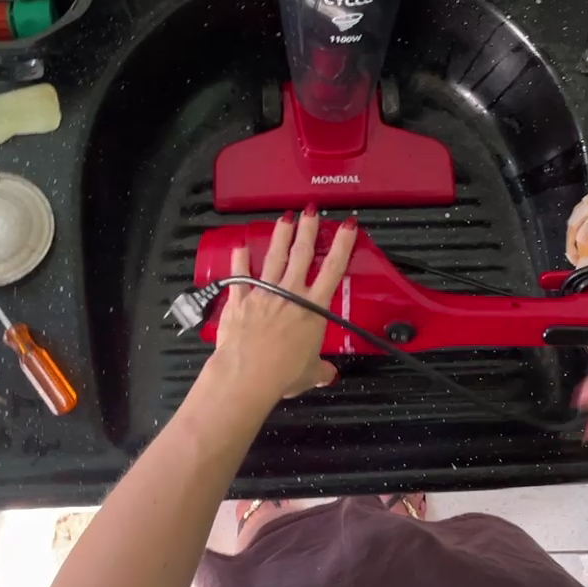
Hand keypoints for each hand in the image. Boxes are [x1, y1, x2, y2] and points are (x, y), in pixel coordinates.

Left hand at [206, 207, 356, 403]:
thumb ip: (319, 370)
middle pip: (302, 253)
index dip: (342, 244)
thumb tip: (327, 376)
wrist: (248, 375)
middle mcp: (290, 294)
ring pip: (274, 257)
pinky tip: (240, 246)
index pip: (333, 268)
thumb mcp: (309, 373)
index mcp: (312, 309)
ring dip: (281, 235)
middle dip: (308, 229)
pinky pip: (240, 275)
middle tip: (312, 210)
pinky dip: (240, 260)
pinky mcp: (240, 299)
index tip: (347, 225)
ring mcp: (264, 293)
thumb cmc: (282, 374)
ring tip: (285, 218)